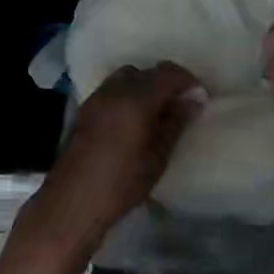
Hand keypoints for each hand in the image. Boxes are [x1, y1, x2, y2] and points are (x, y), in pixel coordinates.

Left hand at [31, 62, 205, 249]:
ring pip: (128, 76)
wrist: (73, 201)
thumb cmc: (122, 184)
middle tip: (181, 106)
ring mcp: (97, 97)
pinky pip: (113, 88)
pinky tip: (134, 118)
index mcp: (136, 99)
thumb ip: (176, 122)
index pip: (168, 73)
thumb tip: (194, 98)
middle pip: (148, 72)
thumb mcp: (158, 157)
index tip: (200, 99)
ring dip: (146, 86)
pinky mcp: (86, 108)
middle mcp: (115, 90)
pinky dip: (129, 93)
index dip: (188, 81)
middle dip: (168, 82)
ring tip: (158, 112)